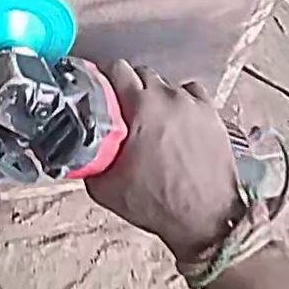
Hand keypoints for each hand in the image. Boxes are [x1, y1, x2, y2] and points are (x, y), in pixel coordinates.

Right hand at [85, 60, 242, 259]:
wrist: (206, 221)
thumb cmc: (157, 202)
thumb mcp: (103, 186)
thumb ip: (87, 157)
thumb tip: (74, 147)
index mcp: (138, 105)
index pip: (116, 68)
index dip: (103, 75)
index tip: (99, 87)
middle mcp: (167, 98)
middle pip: (141, 73)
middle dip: (129, 87)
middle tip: (123, 109)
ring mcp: (193, 105)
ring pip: (166, 85)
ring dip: (156, 96)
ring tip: (152, 119)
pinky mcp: (213, 116)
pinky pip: (192, 94)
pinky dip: (182, 102)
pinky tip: (177, 120)